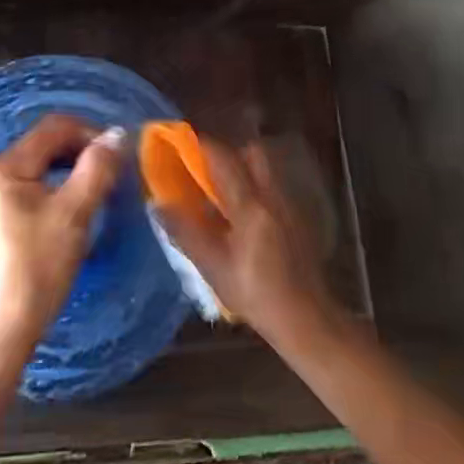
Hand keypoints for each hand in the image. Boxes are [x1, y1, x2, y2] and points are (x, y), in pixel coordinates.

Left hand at [0, 114, 121, 350]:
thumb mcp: (73, 214)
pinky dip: (59, 186)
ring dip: (73, 168)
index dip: (90, 132)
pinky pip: (33, 186)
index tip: (120, 153)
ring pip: (41, 166)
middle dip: (82, 150)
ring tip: (101, 186)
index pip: (53, 128)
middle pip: (45, 144)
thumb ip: (96, 169)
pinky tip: (77, 205)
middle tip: (114, 171)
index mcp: (6, 166)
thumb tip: (117, 135)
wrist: (4, 326)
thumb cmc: (38, 267)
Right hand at [158, 138, 336, 346]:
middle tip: (203, 171)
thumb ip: (185, 232)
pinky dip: (253, 188)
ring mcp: (288, 205)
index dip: (200, 146)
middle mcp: (272, 197)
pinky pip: (271, 187)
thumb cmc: (255, 294)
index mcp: (250, 206)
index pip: (223, 159)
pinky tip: (240, 215)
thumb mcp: (213, 267)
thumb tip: (158, 204)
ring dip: (241, 170)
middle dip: (226, 154)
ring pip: (264, 169)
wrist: (305, 318)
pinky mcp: (296, 218)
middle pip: (251, 153)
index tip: (179, 145)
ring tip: (218, 193)